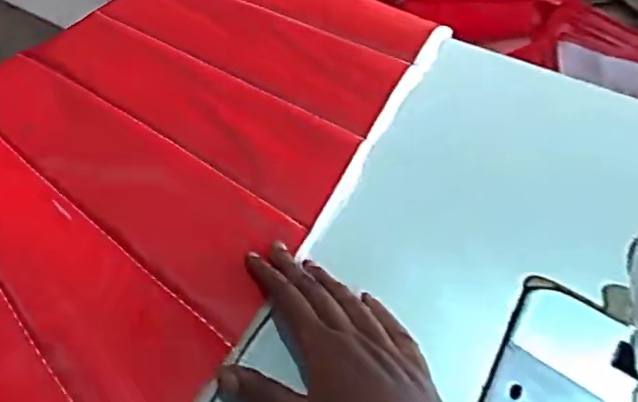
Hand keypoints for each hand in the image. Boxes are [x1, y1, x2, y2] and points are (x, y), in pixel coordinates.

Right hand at [217, 244, 439, 401]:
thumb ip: (264, 392)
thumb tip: (222, 374)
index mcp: (324, 346)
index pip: (289, 300)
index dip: (269, 277)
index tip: (254, 258)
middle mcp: (353, 339)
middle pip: (318, 294)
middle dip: (295, 270)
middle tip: (279, 249)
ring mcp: (387, 351)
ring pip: (353, 305)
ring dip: (330, 283)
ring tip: (315, 267)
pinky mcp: (415, 369)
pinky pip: (395, 330)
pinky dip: (379, 311)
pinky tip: (370, 300)